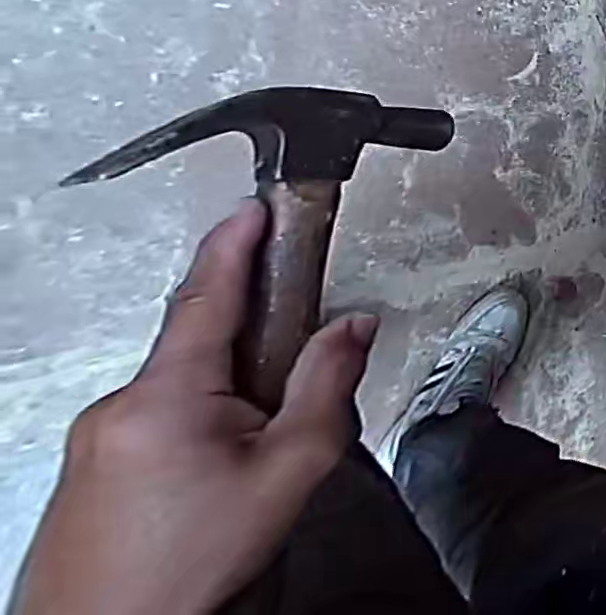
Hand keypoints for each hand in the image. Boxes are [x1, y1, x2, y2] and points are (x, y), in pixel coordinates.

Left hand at [13, 200, 377, 614]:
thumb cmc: (197, 554)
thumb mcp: (296, 459)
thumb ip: (328, 380)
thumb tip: (352, 324)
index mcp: (164, 398)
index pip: (208, 300)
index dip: (232, 247)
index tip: (251, 207)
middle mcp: (120, 408)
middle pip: (212, 345)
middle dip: (269, 349)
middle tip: (303, 395)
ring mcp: (100, 439)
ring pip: (198, 383)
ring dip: (249, 391)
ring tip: (273, 448)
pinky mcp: (98, 465)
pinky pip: (174, 412)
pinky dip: (221, 413)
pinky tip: (238, 462)